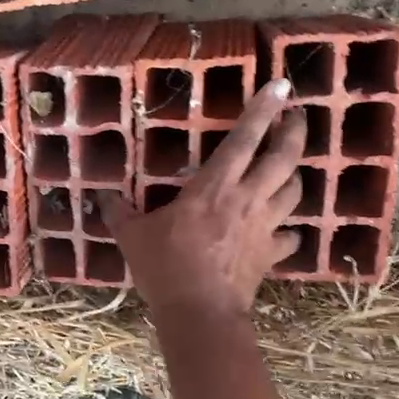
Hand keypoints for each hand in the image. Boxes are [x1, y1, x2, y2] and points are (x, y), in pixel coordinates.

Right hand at [98, 79, 303, 318]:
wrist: (199, 313)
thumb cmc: (165, 267)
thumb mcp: (132, 237)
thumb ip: (119, 213)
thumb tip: (101, 197)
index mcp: (213, 187)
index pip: (244, 138)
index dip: (264, 109)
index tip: (281, 86)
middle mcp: (247, 199)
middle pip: (284, 157)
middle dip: (295, 132)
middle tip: (297, 117)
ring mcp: (265, 227)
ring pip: (294, 191)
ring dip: (295, 175)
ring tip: (289, 168)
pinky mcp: (271, 255)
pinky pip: (290, 237)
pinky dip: (289, 230)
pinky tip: (283, 230)